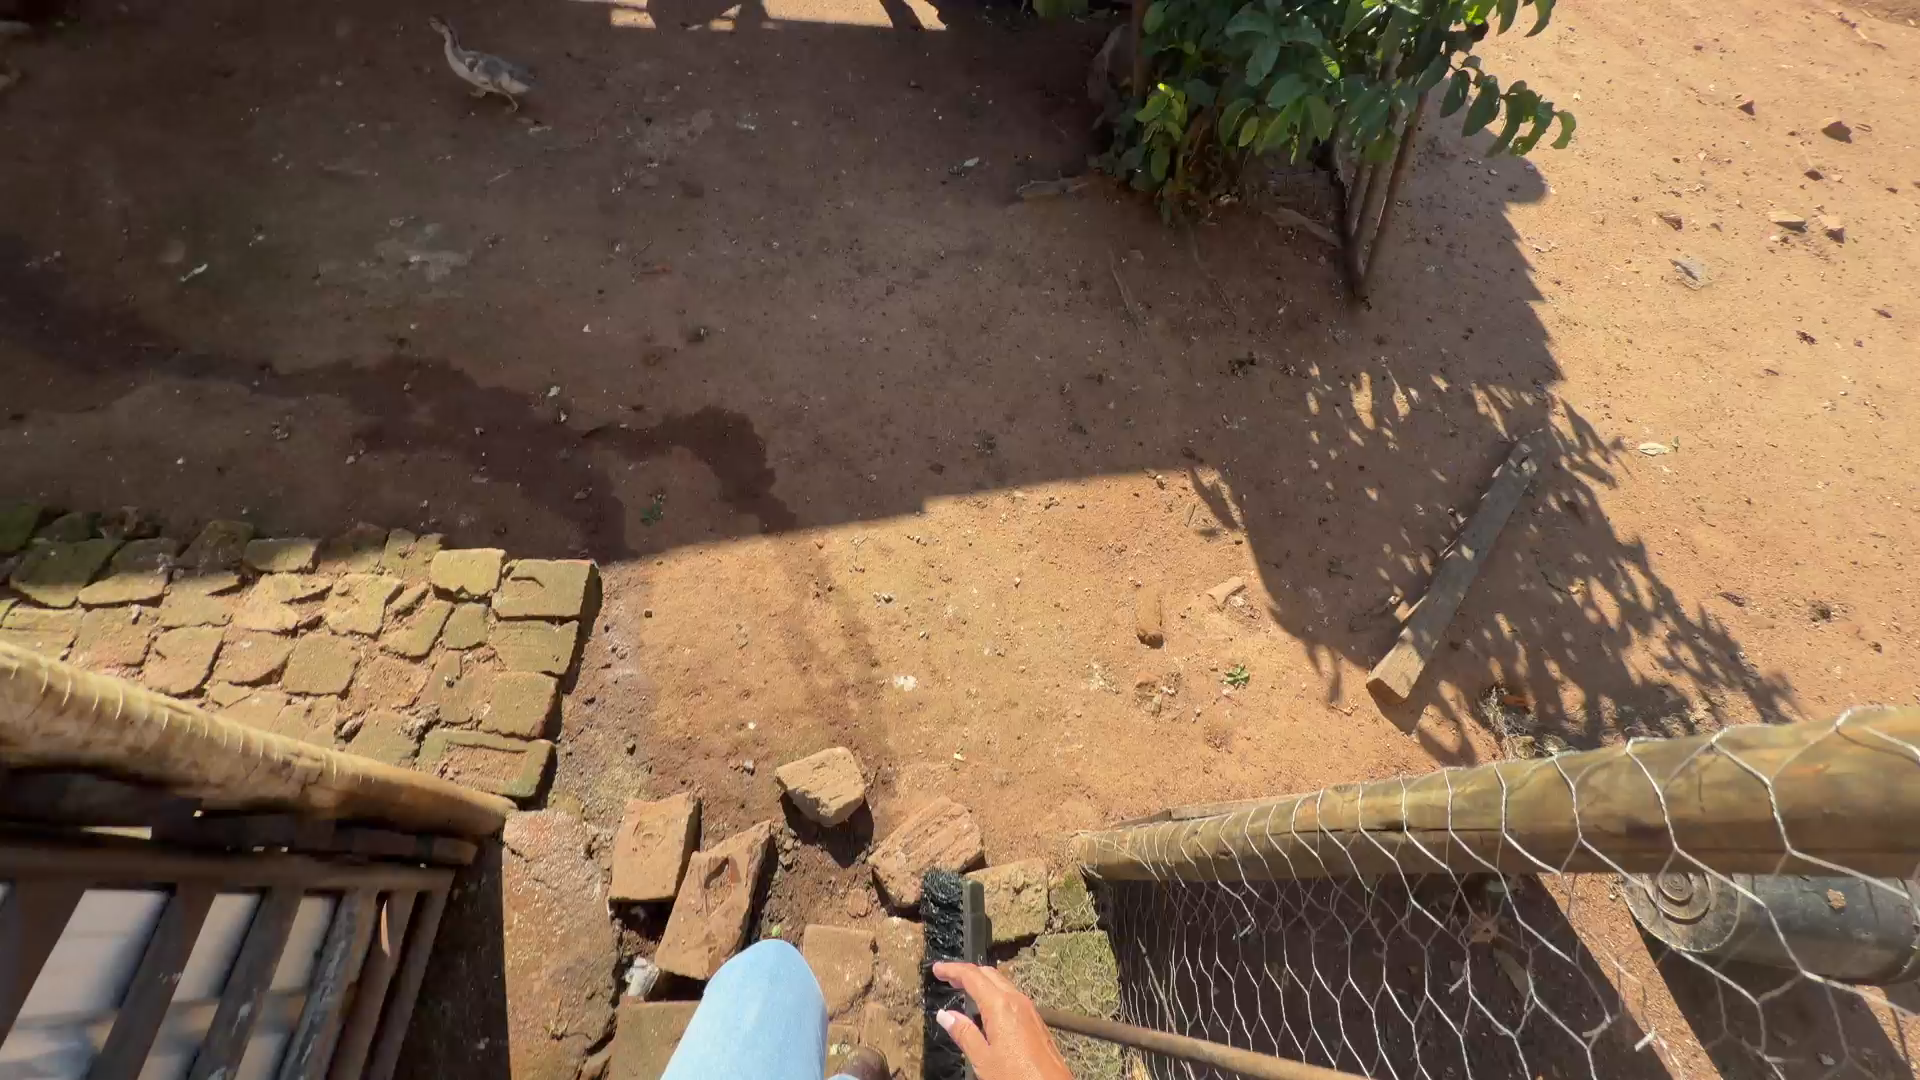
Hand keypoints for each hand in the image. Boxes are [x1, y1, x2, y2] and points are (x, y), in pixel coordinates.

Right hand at [931, 962, 1073, 1079]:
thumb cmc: (1018, 1078)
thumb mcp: (983, 1060)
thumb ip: (964, 1034)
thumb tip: (945, 1016)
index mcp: (1000, 1005)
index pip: (972, 976)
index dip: (952, 969)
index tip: (938, 969)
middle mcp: (1016, 1000)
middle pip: (987, 973)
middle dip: (966, 972)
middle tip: (948, 978)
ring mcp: (1028, 1008)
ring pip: (1001, 982)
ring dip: (981, 981)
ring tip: (964, 990)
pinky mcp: (1035, 1019)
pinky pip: (1011, 995)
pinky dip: (995, 993)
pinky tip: (988, 1009)